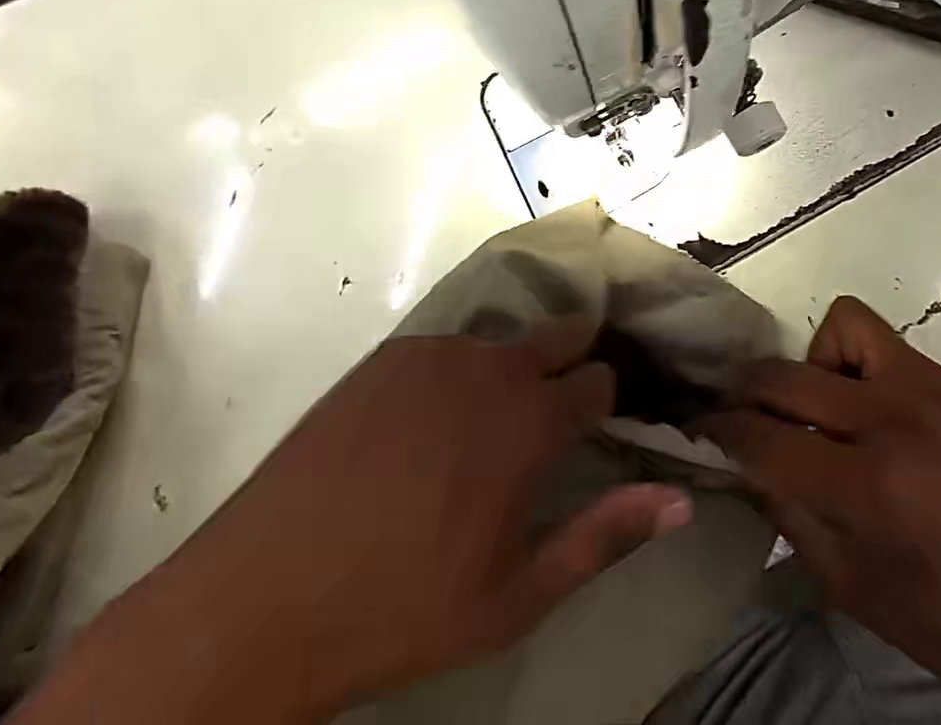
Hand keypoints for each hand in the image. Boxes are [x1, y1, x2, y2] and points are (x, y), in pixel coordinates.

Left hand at [15, 322, 691, 723]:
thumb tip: (684, 500)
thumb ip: (607, 534)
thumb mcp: (520, 594)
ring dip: (514, 371)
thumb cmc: (403, 609)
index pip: (601, 378)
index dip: (605, 402)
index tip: (597, 428)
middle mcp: (489, 366)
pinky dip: (461, 373)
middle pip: (563, 332)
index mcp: (531, 420)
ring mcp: (431, 354)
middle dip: (575, 360)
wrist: (256, 605)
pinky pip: (449, 349)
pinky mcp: (383, 358)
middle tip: (558, 413)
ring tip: (487, 427)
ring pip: (505, 341)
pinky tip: (432, 424)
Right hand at [701, 297, 940, 724]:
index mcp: (869, 488)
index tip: (695, 426)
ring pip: (838, 325)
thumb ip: (785, 510)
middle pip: (784, 376)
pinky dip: (851, 360)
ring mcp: (929, 390)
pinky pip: (879, 340)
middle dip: (743, 392)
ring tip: (815, 408)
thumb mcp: (846, 583)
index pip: (762, 437)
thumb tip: (742, 458)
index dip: (716, 430)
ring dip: (809, 364)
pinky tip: (861, 406)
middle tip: (738, 415)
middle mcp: (896, 421)